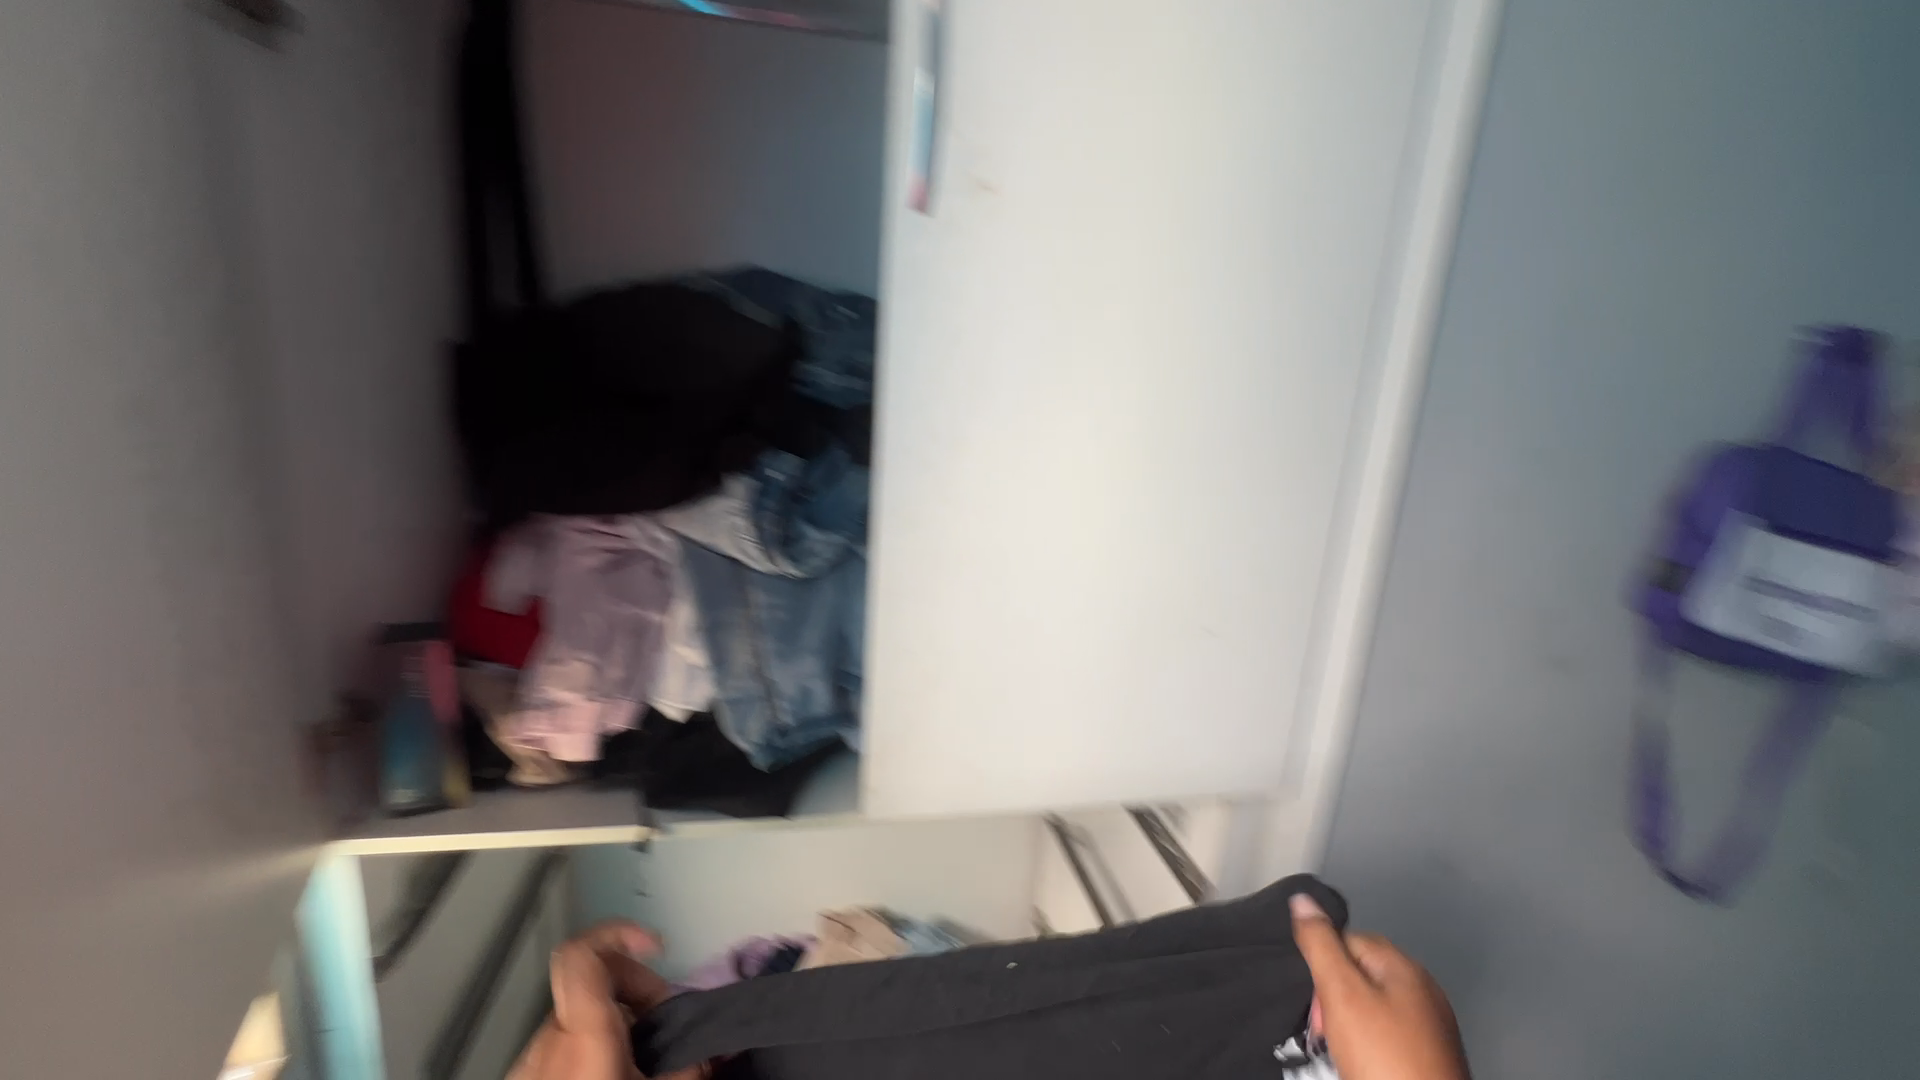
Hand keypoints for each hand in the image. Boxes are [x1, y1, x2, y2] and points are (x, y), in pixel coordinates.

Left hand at [507, 921, 709, 1079]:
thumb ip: (691, 1065)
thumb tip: (715, 1049)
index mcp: (583, 1035)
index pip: (582, 954)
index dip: (619, 933)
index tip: (656, 948)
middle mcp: (548, 1041)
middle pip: (594, 983)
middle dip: (638, 991)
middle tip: (666, 1028)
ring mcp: (528, 1066)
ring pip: (579, 1018)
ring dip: (617, 1025)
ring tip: (643, 1063)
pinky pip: (561, 1049)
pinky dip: (592, 1050)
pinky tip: (613, 1078)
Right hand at [1289, 893, 1469, 1079]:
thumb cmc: (1384, 1060)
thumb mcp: (1341, 994)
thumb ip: (1320, 944)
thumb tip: (1303, 899)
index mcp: (1405, 967)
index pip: (1346, 941)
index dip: (1323, 969)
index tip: (1318, 1006)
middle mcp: (1424, 991)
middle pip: (1360, 974)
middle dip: (1335, 999)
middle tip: (1328, 1033)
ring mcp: (1432, 1027)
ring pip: (1372, 1007)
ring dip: (1350, 1025)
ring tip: (1344, 1053)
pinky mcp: (1433, 1059)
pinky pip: (1388, 1036)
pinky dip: (1371, 1046)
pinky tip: (1366, 1066)